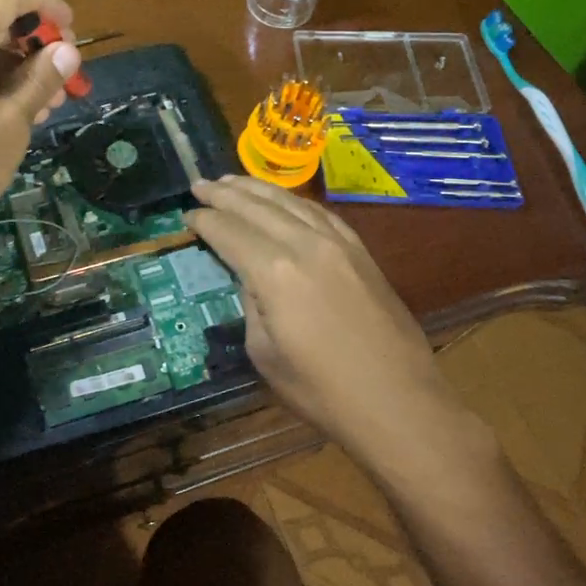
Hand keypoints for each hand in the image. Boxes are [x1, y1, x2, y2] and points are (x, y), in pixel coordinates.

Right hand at [185, 176, 452, 458]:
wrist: (398, 403)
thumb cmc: (321, 390)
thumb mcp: (264, 352)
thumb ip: (251, 303)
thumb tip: (252, 279)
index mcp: (274, 272)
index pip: (229, 232)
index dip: (205, 222)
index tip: (186, 216)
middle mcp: (305, 245)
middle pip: (257, 207)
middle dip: (224, 194)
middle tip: (199, 184)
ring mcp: (338, 245)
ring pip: (290, 203)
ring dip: (257, 189)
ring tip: (232, 181)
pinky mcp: (361, 253)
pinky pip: (321, 214)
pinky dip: (295, 202)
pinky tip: (284, 202)